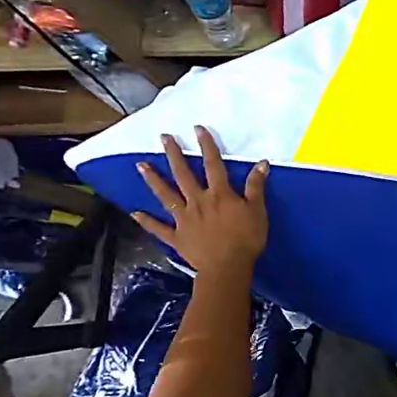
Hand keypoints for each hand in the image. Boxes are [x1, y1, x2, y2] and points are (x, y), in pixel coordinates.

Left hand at [131, 126, 268, 278]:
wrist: (227, 268)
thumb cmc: (246, 239)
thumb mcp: (257, 210)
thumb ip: (256, 186)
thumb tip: (261, 163)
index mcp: (219, 194)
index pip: (213, 164)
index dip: (206, 145)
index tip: (197, 129)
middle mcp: (198, 201)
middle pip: (184, 174)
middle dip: (174, 154)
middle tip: (163, 138)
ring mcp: (184, 219)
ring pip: (166, 196)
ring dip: (153, 180)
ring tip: (141, 165)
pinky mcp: (177, 237)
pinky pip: (159, 228)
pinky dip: (147, 221)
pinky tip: (134, 213)